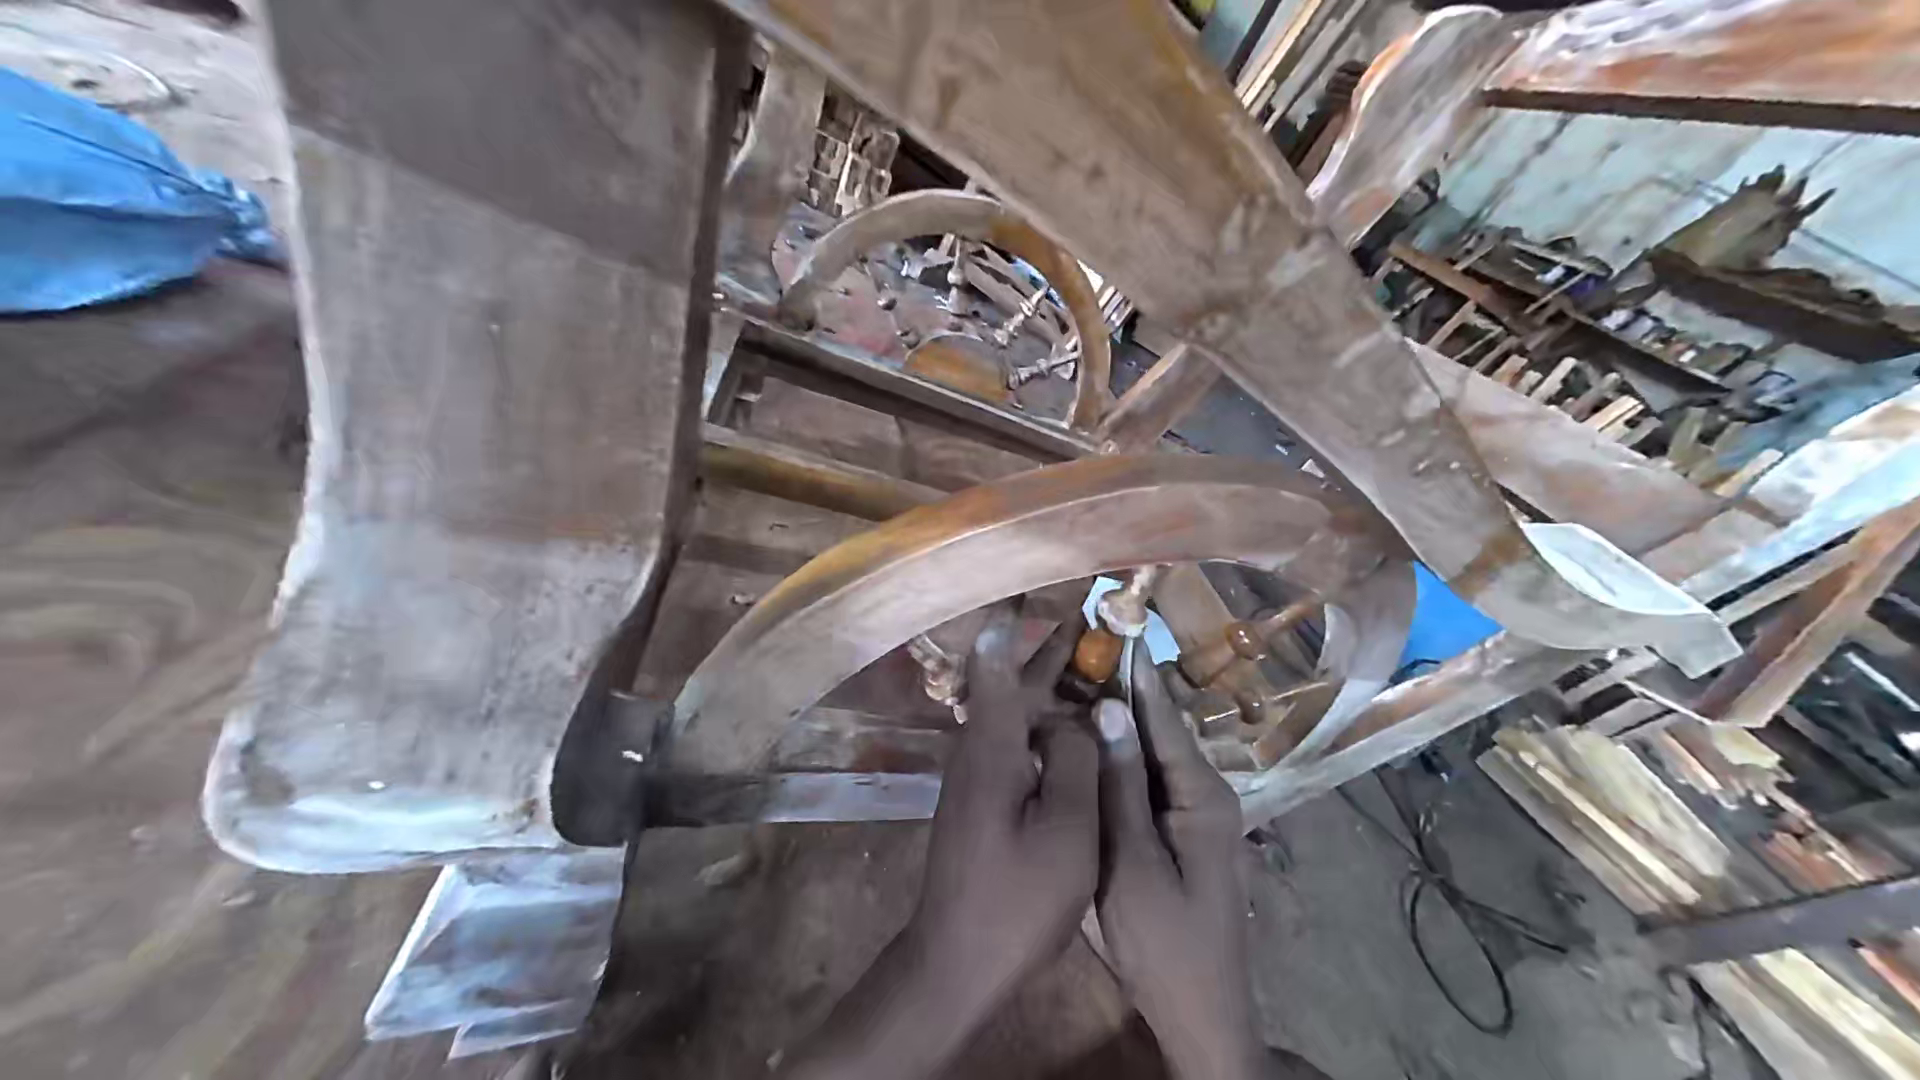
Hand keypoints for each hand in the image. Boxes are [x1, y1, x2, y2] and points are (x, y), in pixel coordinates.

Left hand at [909, 603, 1099, 1004]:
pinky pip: (1021, 743)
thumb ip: (1077, 762)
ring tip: (1093, 657)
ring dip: (1053, 685)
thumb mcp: (1067, 831)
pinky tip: (1080, 727)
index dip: (1010, 621)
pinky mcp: (987, 796)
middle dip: (1049, 648)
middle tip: (1088, 616)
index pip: (995, 663)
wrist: (956, 957)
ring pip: (1019, 713)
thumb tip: (1084, 715)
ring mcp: (980, 773)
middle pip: (1013, 682)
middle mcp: (980, 747)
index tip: (1028, 585)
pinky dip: (1050, 724)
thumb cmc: (1014, 899)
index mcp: (992, 745)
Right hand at [1096, 646, 1266, 1079]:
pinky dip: (1118, 758)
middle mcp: (1205, 791)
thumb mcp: (1132, 861)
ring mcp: (1195, 812)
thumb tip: (1107, 708)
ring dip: (1115, 723)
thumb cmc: (1165, 942)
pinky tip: (1085, 745)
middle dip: (1119, 691)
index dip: (1136, 670)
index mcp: (1201, 793)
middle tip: (1072, 654)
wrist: (1201, 1014)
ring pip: (1150, 752)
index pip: (1163, 714)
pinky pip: (1146, 779)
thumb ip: (1120, 783)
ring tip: (1069, 685)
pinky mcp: (1180, 830)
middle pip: (1158, 728)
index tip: (1113, 626)